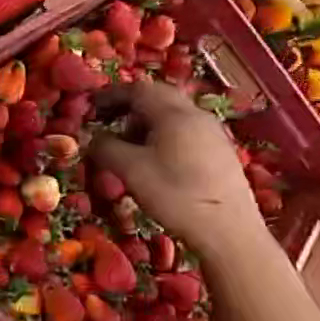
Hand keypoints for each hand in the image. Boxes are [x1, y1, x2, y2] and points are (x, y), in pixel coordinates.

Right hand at [90, 80, 267, 249]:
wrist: (228, 231)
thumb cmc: (176, 196)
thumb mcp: (131, 171)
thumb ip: (106, 148)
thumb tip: (92, 138)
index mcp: (174, 113)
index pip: (138, 90)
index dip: (111, 95)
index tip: (91, 107)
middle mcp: (196, 115)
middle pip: (158, 98)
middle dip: (128, 108)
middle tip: (106, 123)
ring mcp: (212, 132)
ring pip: (172, 115)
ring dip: (145, 123)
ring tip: (127, 147)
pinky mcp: (220, 152)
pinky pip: (185, 131)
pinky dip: (162, 136)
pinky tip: (155, 161)